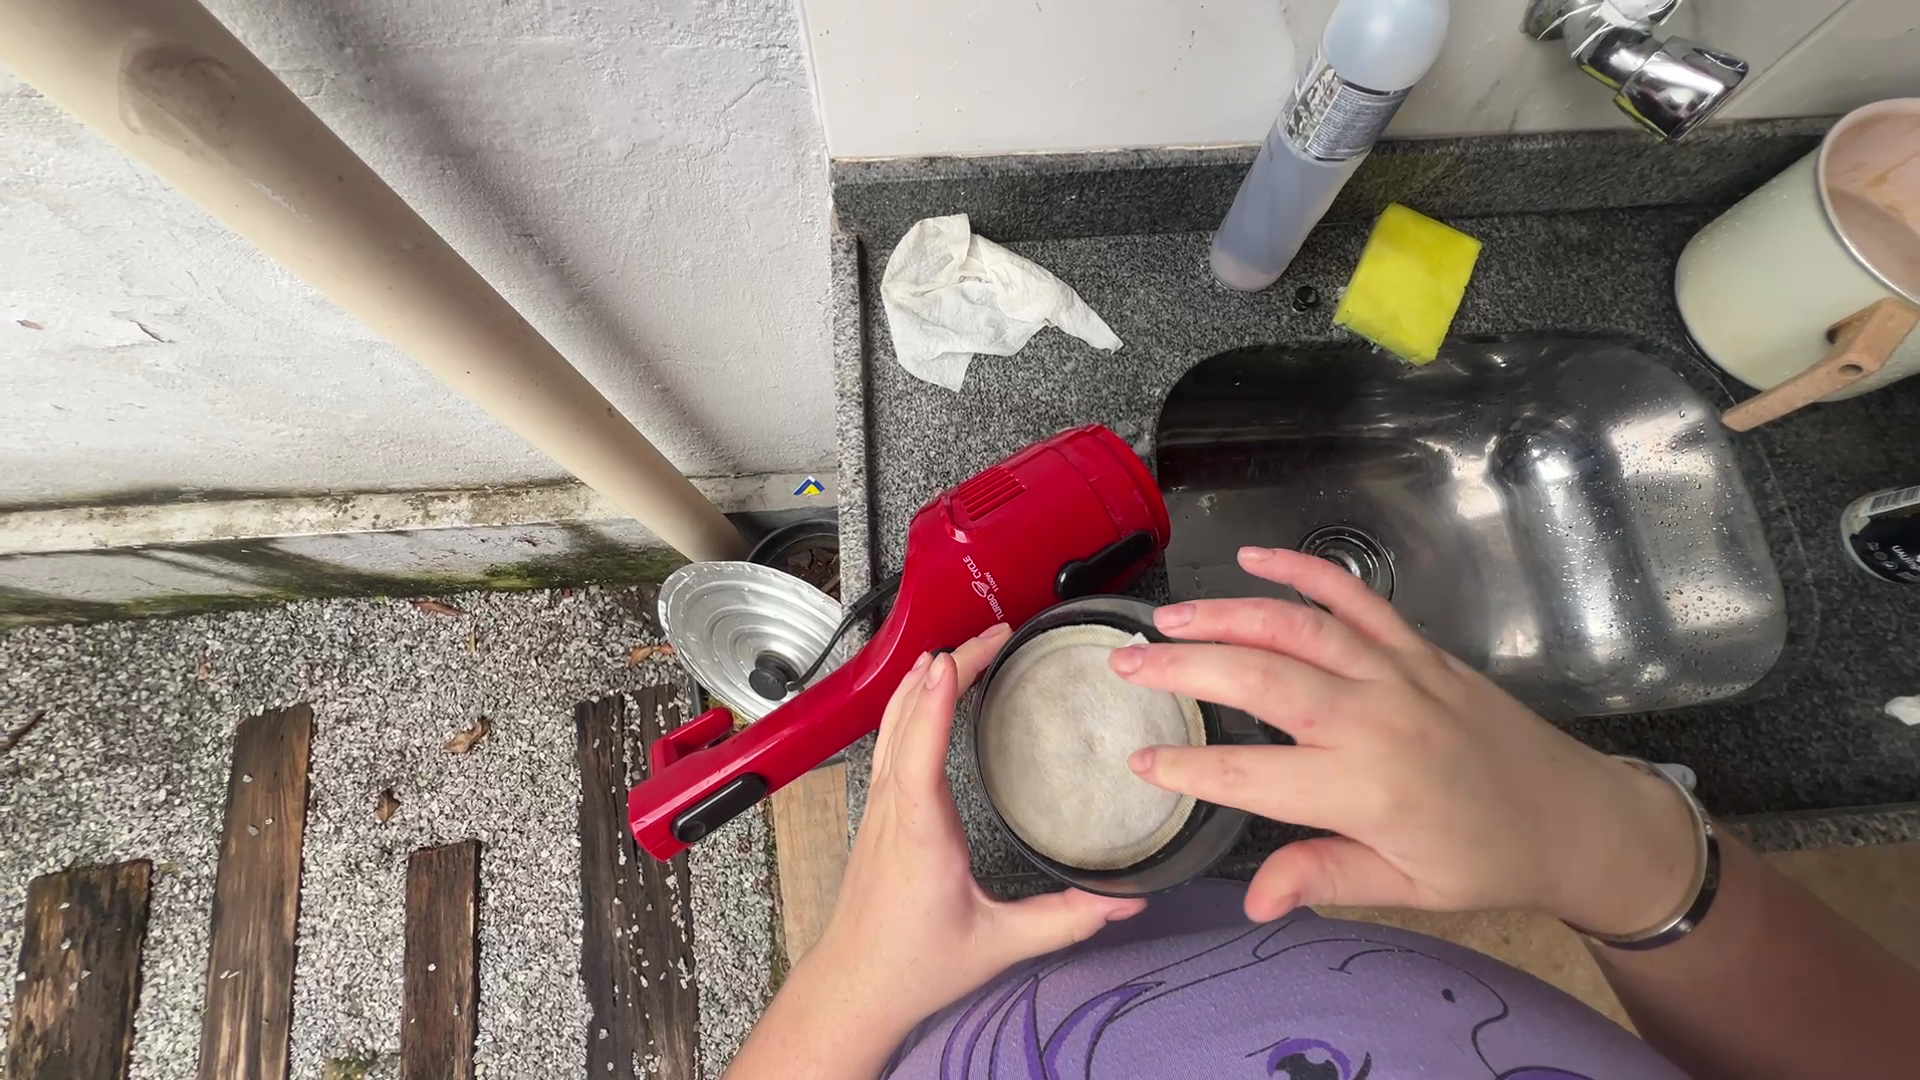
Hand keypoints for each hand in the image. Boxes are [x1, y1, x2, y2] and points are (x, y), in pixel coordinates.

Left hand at [807, 624, 1145, 1033]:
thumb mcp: (999, 943)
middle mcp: (891, 804)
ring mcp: (878, 799)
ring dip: (926, 677)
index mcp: (918, 832)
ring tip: (968, 646)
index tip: (952, 660)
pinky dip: (910, 698)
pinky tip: (925, 684)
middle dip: (949, 667)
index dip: (934, 704)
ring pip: (893, 719)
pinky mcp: (877, 803)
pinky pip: (889, 734)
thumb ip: (1066, 919)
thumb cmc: (914, 964)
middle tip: (995, 635)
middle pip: (909, 716)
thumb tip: (1124, 900)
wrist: (853, 985)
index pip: (918, 754)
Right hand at [1109, 546, 1699, 934]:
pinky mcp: (1413, 645)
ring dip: (1223, 614)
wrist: (1581, 818)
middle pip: (1258, 679)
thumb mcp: (1404, 888)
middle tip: (1124, 661)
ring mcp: (1394, 671)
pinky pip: (1352, 594)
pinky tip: (1253, 555)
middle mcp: (1372, 719)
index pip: (1248, 777)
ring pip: (1294, 626)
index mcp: (1365, 788)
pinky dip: (1301, 568)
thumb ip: (1322, 878)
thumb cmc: (1484, 859)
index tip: (1139, 761)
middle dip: (1181, 669)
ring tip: (1168, 616)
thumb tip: (1250, 901)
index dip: (1187, 771)